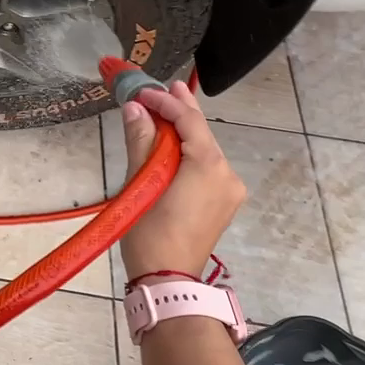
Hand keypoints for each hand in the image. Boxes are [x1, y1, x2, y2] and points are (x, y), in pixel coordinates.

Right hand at [118, 80, 244, 280]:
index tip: (141, 91)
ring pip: (205, 150)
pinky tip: (172, 145)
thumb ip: (141, 141)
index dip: (166, 102)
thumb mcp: (140, 183)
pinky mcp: (222, 203)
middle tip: (166, 86)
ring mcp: (229, 191)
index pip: (190, 121)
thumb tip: (135, 108)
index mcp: (210, 166)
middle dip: (182, 109)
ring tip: (163, 111)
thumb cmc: (149, 231)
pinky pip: (206, 167)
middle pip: (203, 133)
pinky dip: (188, 151)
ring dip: (183, 131)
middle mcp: (227, 174)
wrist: (168, 279)